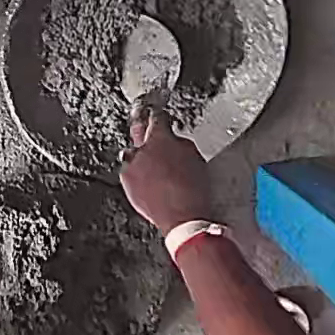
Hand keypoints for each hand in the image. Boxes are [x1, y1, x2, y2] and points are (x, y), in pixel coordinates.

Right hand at [120, 106, 213, 233]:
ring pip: (178, 153)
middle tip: (146, 159)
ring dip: (170, 160)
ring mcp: (195, 158)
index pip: (155, 116)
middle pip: (167, 137)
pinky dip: (180, 172)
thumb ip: (131, 157)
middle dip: (157, 146)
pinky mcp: (204, 173)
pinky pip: (188, 167)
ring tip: (159, 179)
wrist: (185, 219)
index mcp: (161, 137)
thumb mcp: (129, 175)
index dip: (147, 118)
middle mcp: (182, 143)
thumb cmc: (156, 196)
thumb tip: (132, 151)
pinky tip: (170, 186)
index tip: (143, 121)